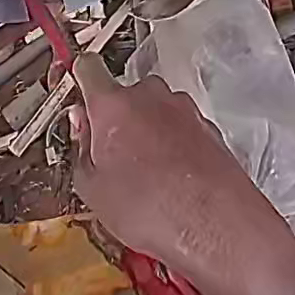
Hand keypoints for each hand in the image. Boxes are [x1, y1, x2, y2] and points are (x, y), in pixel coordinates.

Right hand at [69, 53, 294, 294]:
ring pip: (152, 111)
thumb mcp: (91, 187)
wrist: (217, 227)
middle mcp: (150, 95)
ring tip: (143, 175)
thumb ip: (80, 149)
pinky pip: (178, 127)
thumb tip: (83, 134)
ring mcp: (183, 108)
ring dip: (144, 132)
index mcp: (113, 104)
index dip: (79, 80)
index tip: (77, 96)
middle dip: (114, 118)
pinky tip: (170, 179)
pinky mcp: (207, 126)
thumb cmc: (153, 208)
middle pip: (123, 94)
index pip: (87, 67)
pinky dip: (171, 145)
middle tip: (108, 154)